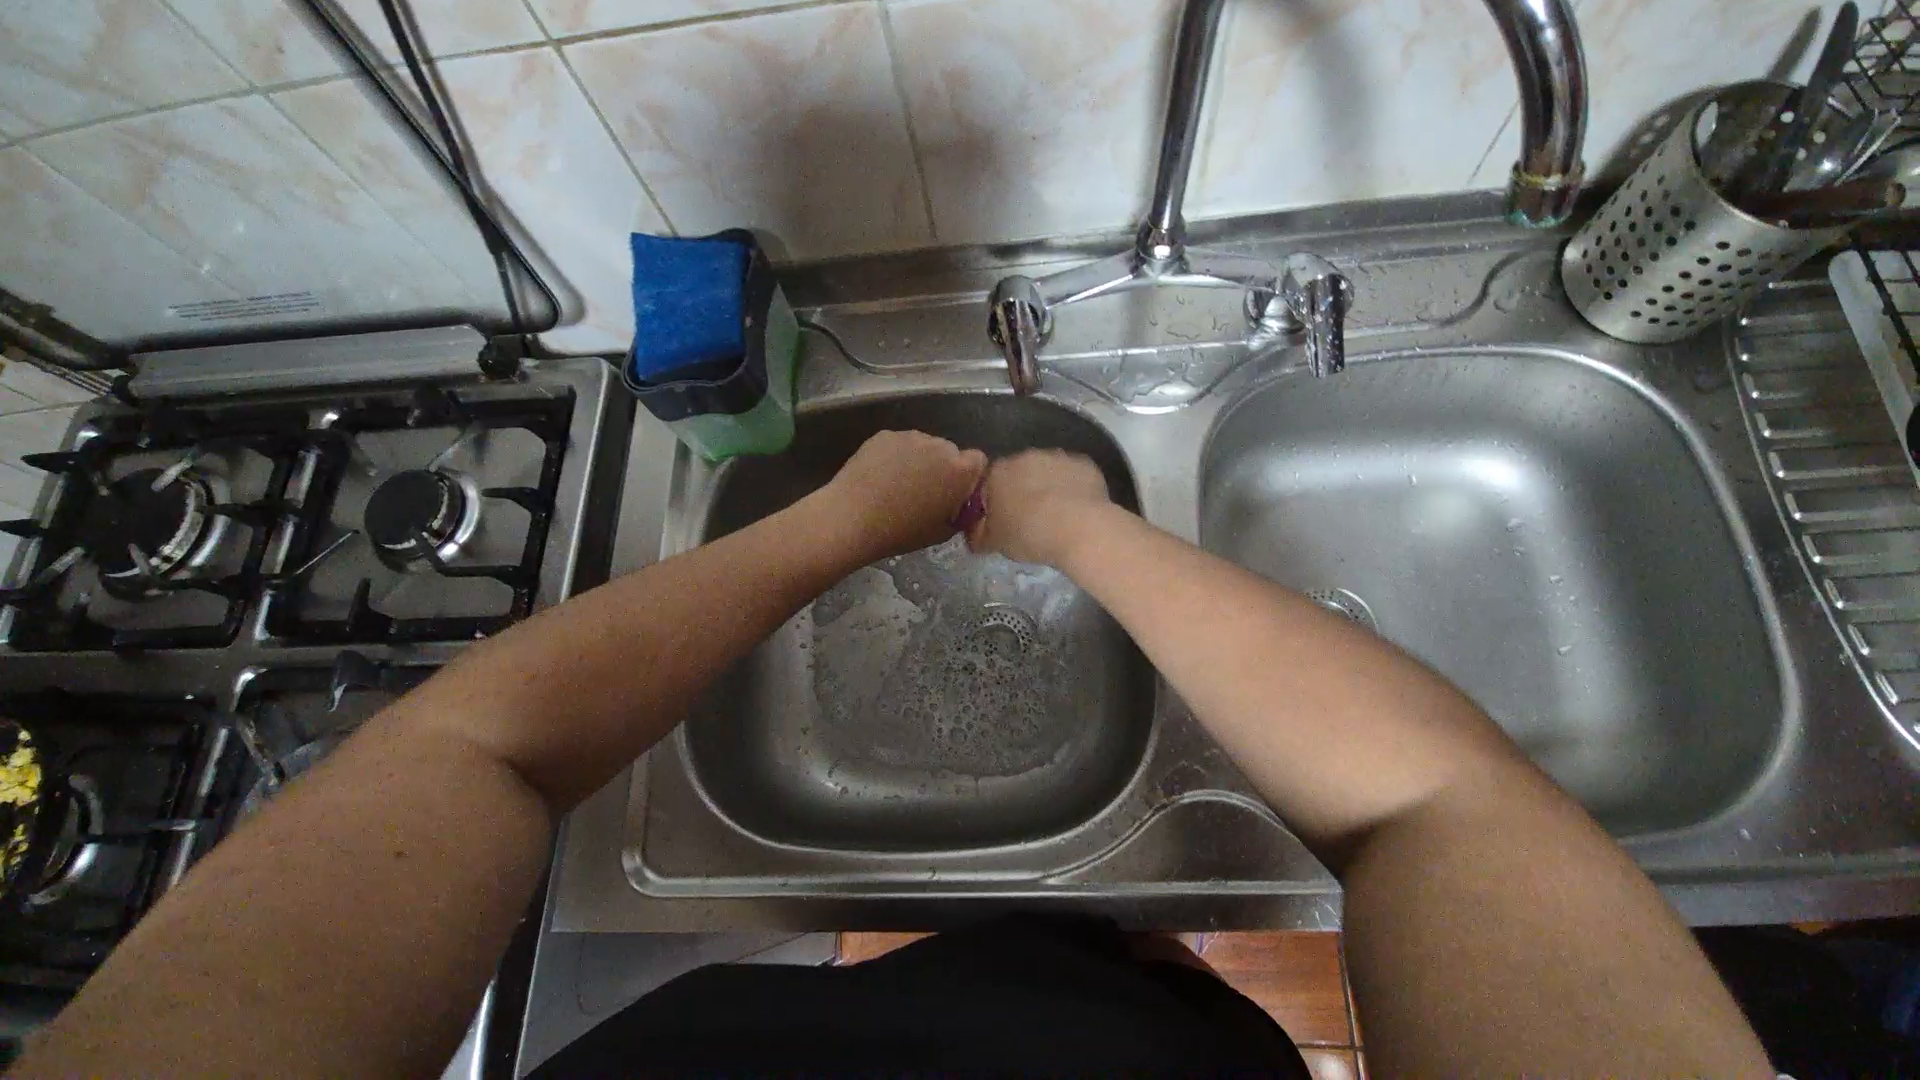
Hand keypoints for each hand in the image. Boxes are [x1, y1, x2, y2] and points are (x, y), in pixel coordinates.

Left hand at [820, 430, 986, 560]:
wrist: (852, 518)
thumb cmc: (900, 532)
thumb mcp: (942, 532)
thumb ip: (959, 512)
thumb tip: (960, 505)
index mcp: (960, 471)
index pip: (978, 461)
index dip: (968, 476)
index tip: (954, 492)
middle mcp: (940, 445)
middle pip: (950, 451)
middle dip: (942, 467)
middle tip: (924, 491)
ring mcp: (910, 436)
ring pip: (923, 446)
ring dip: (918, 460)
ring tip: (898, 484)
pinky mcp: (884, 434)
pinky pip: (899, 444)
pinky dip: (895, 456)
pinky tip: (880, 476)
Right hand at [966, 450, 1115, 565]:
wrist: (1080, 527)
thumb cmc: (1029, 533)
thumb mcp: (995, 543)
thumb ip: (979, 536)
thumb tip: (973, 536)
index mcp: (998, 472)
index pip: (989, 483)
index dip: (994, 503)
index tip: (1002, 521)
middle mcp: (1026, 456)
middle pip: (1019, 473)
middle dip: (1022, 491)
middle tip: (1029, 518)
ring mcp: (1057, 456)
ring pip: (1048, 472)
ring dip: (1049, 487)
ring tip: (1057, 515)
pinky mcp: (1084, 463)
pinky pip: (1073, 475)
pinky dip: (1073, 488)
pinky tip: (1077, 509)